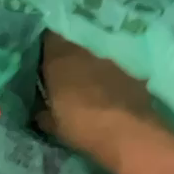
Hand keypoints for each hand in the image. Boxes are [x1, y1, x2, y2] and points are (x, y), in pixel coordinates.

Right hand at [37, 33, 163, 159]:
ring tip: (87, 94)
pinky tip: (110, 101)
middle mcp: (86, 55)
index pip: (49, 39)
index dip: (45, 48)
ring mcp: (112, 63)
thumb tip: (41, 110)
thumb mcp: (53, 125)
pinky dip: (109, 84)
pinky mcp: (132, 76)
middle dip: (67, 63)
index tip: (41, 62)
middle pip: (73, 50)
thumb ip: (43, 112)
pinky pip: (114, 75)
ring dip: (89, 73)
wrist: (129, 133)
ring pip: (94, 62)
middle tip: (62, 82)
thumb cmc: (82, 126)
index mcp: (61, 61)